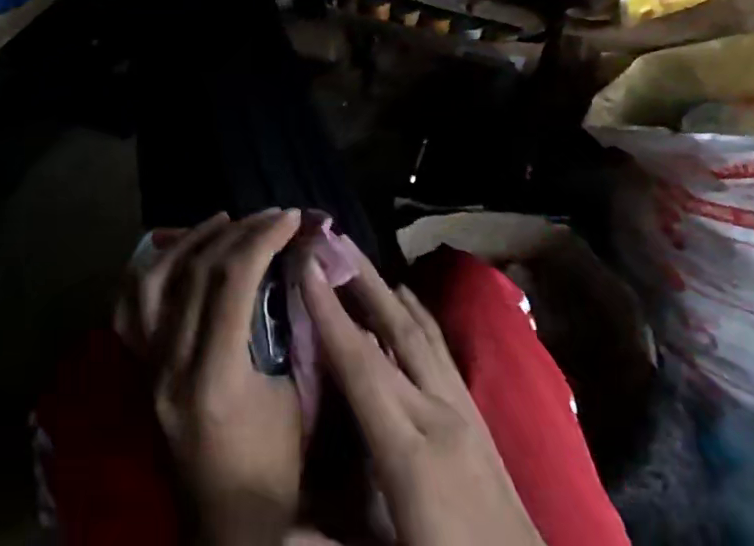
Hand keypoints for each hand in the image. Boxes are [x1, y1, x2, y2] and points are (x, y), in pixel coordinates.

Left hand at [126, 209, 304, 545]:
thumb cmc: (273, 468)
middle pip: (197, 273)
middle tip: (270, 216)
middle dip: (239, 233)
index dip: (262, 239)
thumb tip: (295, 269)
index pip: (232, 283)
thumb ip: (290, 332)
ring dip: (191, 241)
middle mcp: (170, 364)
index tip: (290, 217)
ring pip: (153, 280)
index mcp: (214, 377)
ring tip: (225, 220)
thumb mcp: (294, 400)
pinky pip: (131, 306)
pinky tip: (178, 251)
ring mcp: (147, 365)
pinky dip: (153, 269)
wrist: (226, 521)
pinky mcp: (140, 368)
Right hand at [299, 246, 544, 545]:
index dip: (328, 312)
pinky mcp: (479, 419)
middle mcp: (440, 417)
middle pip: (394, 331)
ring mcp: (465, 413)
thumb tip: (274, 531)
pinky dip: (419, 315)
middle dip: (358, 281)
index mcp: (410, 452)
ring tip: (358, 257)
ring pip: (422, 333)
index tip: (305, 264)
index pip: (360, 365)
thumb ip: (330, 545)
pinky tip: (407, 298)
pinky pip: (443, 351)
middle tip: (329, 237)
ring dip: (386, 289)